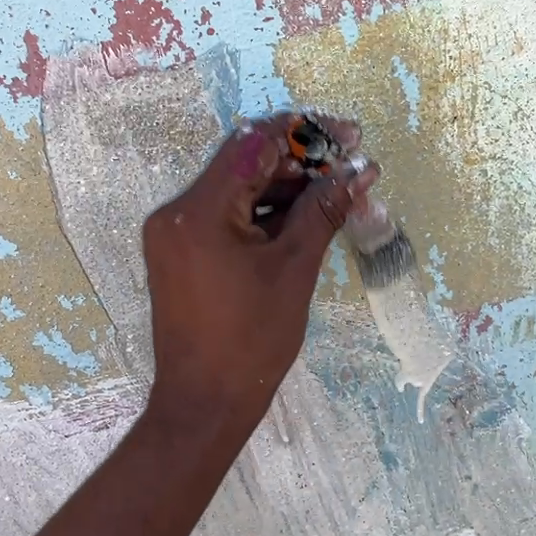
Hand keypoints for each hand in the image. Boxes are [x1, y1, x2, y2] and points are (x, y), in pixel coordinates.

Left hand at [141, 113, 376, 432]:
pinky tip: (305, 217)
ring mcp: (175, 234)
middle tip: (352, 168)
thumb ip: (323, 210)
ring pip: (236, 190)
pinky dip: (264, 214)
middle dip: (300, 163)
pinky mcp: (182, 253)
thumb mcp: (294, 270)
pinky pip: (226, 217)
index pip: (253, 144)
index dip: (305, 133)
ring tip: (337, 194)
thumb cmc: (251, 342)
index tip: (348, 136)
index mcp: (197, 211)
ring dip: (285, 189)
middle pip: (244, 164)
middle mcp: (176, 212)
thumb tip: (359, 170)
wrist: (205, 403)